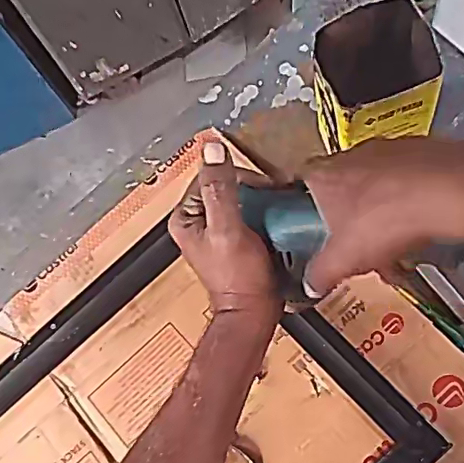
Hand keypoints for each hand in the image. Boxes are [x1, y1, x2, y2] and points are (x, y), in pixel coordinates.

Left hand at [171, 140, 279, 321]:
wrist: (255, 311)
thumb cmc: (238, 280)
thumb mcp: (227, 228)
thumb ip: (219, 189)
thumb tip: (213, 150)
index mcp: (186, 217)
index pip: (211, 175)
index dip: (239, 177)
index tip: (262, 186)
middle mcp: (200, 222)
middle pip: (229, 186)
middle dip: (254, 191)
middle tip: (272, 199)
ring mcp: (220, 232)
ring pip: (243, 200)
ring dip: (263, 202)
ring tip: (277, 212)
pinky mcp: (239, 240)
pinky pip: (254, 216)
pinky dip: (267, 215)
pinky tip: (277, 223)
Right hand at [299, 137, 463, 295]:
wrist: (446, 193)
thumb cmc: (389, 215)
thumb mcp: (343, 259)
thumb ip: (321, 273)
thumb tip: (311, 284)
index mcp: (323, 175)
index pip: (298, 183)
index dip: (300, 207)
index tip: (306, 225)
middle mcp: (353, 155)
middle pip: (342, 189)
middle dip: (350, 221)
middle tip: (358, 248)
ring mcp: (390, 151)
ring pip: (378, 187)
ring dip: (383, 215)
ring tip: (395, 247)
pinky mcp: (423, 154)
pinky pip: (410, 183)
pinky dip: (412, 206)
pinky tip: (419, 230)